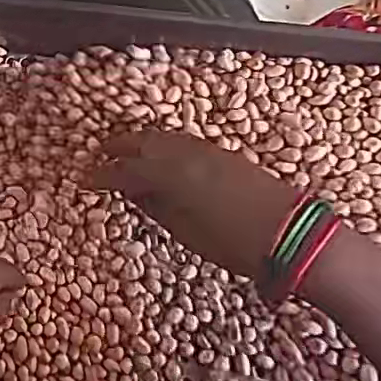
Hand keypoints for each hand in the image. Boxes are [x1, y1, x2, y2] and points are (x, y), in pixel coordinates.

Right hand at [91, 130, 300, 280]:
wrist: (296, 236)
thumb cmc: (234, 243)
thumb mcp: (184, 230)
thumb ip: (154, 206)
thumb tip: (133, 193)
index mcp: (169, 174)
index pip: (124, 171)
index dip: (101, 176)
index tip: (84, 181)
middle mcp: (184, 154)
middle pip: (141, 142)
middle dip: (117, 148)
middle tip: (99, 157)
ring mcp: (205, 150)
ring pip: (162, 137)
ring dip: (140, 143)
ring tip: (125, 153)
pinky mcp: (222, 153)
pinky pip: (181, 141)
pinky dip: (163, 144)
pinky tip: (160, 156)